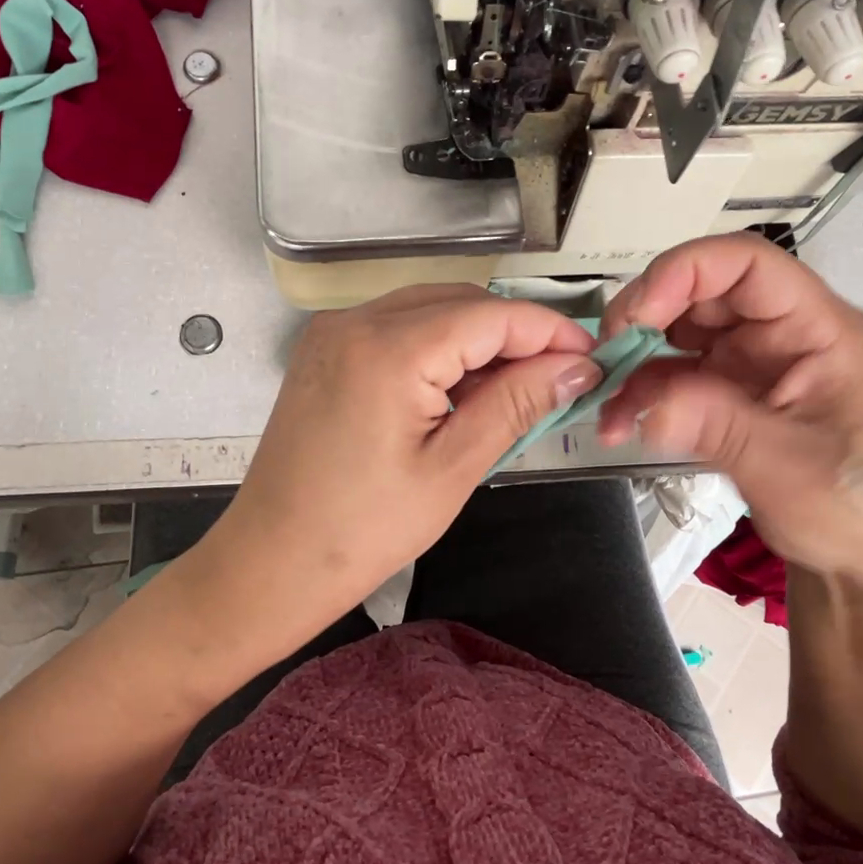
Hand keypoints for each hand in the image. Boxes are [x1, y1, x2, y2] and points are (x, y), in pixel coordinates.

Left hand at [209, 284, 601, 610]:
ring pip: (428, 310)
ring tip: (513, 391)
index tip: (590, 357)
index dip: (549, 330)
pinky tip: (459, 390)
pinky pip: (396, 329)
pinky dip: (436, 348)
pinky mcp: (324, 353)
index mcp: (388, 349)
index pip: (491, 314)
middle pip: (459, 302)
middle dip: (514, 334)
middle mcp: (354, 322)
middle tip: (558, 379)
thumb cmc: (360, 530)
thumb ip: (516, 403)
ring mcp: (332, 334)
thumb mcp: (452, 468)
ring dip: (477, 340)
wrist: (272, 561)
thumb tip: (575, 367)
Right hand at [597, 234, 862, 575]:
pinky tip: (616, 427)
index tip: (635, 318)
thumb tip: (649, 405)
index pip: (745, 264)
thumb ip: (719, 427)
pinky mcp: (726, 397)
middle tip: (604, 357)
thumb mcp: (790, 468)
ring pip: (676, 335)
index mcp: (814, 328)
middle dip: (644, 317)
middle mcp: (777, 334)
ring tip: (603, 403)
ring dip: (633, 362)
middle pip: (699, 293)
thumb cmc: (858, 508)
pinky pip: (671, 379)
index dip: (684, 273)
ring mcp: (748, 365)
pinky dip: (639, 397)